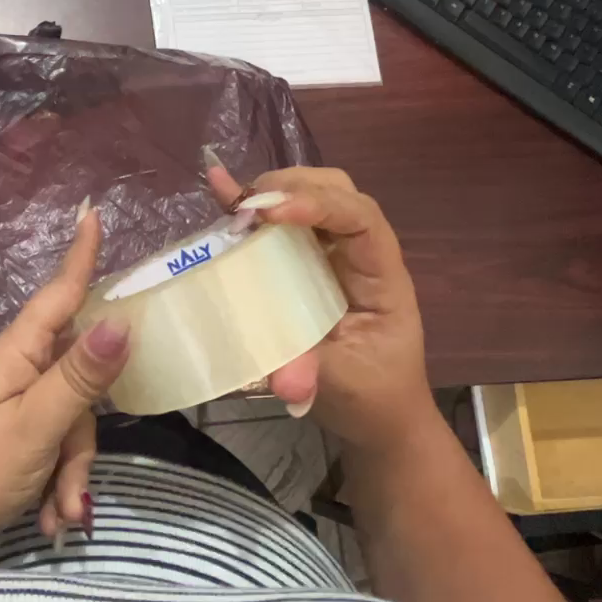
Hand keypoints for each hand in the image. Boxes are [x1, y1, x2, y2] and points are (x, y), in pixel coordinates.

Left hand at [0, 205, 128, 554]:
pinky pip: (43, 447)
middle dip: (82, 440)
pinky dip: (48, 483)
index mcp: (17, 355)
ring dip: (66, 472)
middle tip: (72, 496)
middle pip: (75, 382)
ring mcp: (4, 404)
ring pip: (64, 423)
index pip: (59, 295)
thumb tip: (120, 321)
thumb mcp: (34, 428)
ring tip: (54, 519)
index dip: (81, 257)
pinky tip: (43, 518)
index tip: (91, 212)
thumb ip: (79, 378)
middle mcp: (13, 371)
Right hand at [208, 165, 433, 450]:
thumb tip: (277, 378)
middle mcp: (360, 254)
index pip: (360, 220)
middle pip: (339, 191)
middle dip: (293, 187)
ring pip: (314, 195)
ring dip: (274, 191)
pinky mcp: (307, 262)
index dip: (318, 206)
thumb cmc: (370, 395)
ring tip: (236, 206)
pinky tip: (220, 188)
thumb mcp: (340, 384)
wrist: (378, 414)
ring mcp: (334, 255)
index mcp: (381, 278)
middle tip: (249, 208)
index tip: (269, 214)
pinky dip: (255, 205)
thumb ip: (308, 369)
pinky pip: (285, 223)